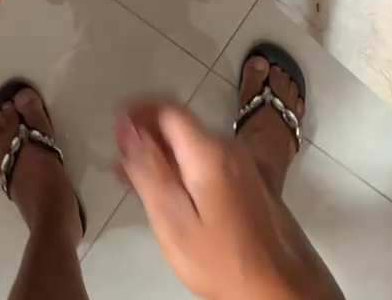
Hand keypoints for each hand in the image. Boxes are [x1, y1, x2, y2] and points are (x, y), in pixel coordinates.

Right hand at [115, 103, 335, 299]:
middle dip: (147, 136)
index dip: (139, 112)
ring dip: (161, 153)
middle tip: (119, 160)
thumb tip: (126, 127)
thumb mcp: (172, 219)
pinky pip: (204, 160)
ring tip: (133, 178)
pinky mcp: (245, 180)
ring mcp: (239, 163)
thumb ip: (148, 169)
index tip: (115, 128)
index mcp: (208, 151)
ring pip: (191, 144)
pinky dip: (181, 167)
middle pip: (180, 126)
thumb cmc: (218, 257)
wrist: (275, 287)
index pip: (168, 110)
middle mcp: (227, 147)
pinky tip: (165, 189)